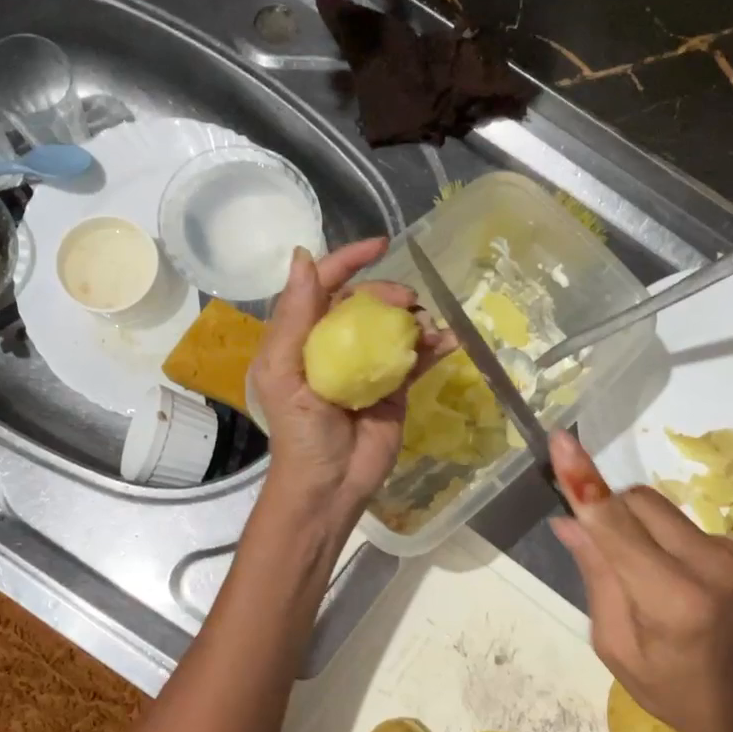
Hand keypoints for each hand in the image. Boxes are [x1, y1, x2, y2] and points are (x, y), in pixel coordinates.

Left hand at [250, 239, 451, 523]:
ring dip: (414, 318)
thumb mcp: (284, 373)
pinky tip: (448, 341)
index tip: (381, 245)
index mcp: (302, 337)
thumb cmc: (300, 433)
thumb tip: (304, 257)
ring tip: (426, 326)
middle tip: (407, 302)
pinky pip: (416, 358)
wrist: (330, 485)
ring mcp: (367, 366)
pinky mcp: (395, 389)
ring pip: (394, 327)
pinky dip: (433, 345)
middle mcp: (335, 345)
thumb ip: (295, 316)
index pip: (324, 286)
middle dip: (388, 293)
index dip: (348, 260)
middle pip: (364, 302)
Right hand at [546, 431, 732, 731]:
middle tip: (588, 548)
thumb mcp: (618, 649)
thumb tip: (570, 521)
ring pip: (653, 505)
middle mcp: (704, 561)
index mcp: (671, 597)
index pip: (617, 524)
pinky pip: (671, 520)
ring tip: (624, 574)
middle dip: (603, 509)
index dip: (584, 481)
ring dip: (625, 521)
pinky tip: (647, 572)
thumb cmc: (676, 693)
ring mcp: (723, 551)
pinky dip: (645, 531)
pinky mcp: (728, 549)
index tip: (561, 440)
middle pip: (635, 500)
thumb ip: (597, 579)